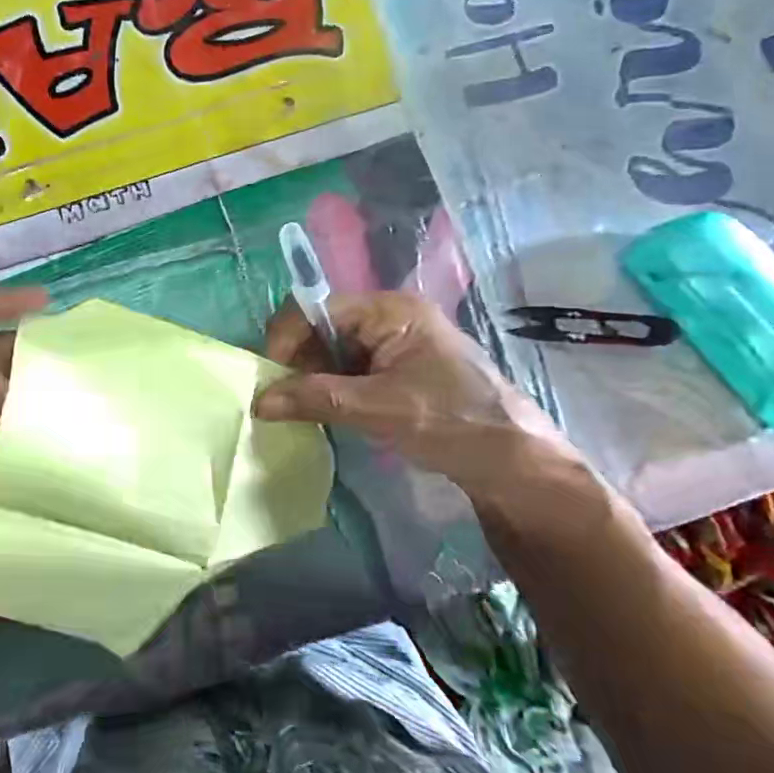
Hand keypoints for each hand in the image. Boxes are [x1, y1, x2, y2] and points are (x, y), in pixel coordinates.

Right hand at [253, 292, 581, 501]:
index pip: (314, 307)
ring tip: (306, 410)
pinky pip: (343, 369)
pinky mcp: (393, 369)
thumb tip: (257, 402)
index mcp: (389, 310)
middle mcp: (387, 317)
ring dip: (310, 379)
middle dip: (297, 362)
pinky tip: (326, 412)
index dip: (285, 339)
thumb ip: (314, 399)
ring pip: (327, 351)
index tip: (272, 379)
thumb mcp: (378, 409)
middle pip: (318, 327)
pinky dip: (327, 389)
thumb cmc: (453, 423)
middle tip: (289, 400)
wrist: (516, 464)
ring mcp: (391, 343)